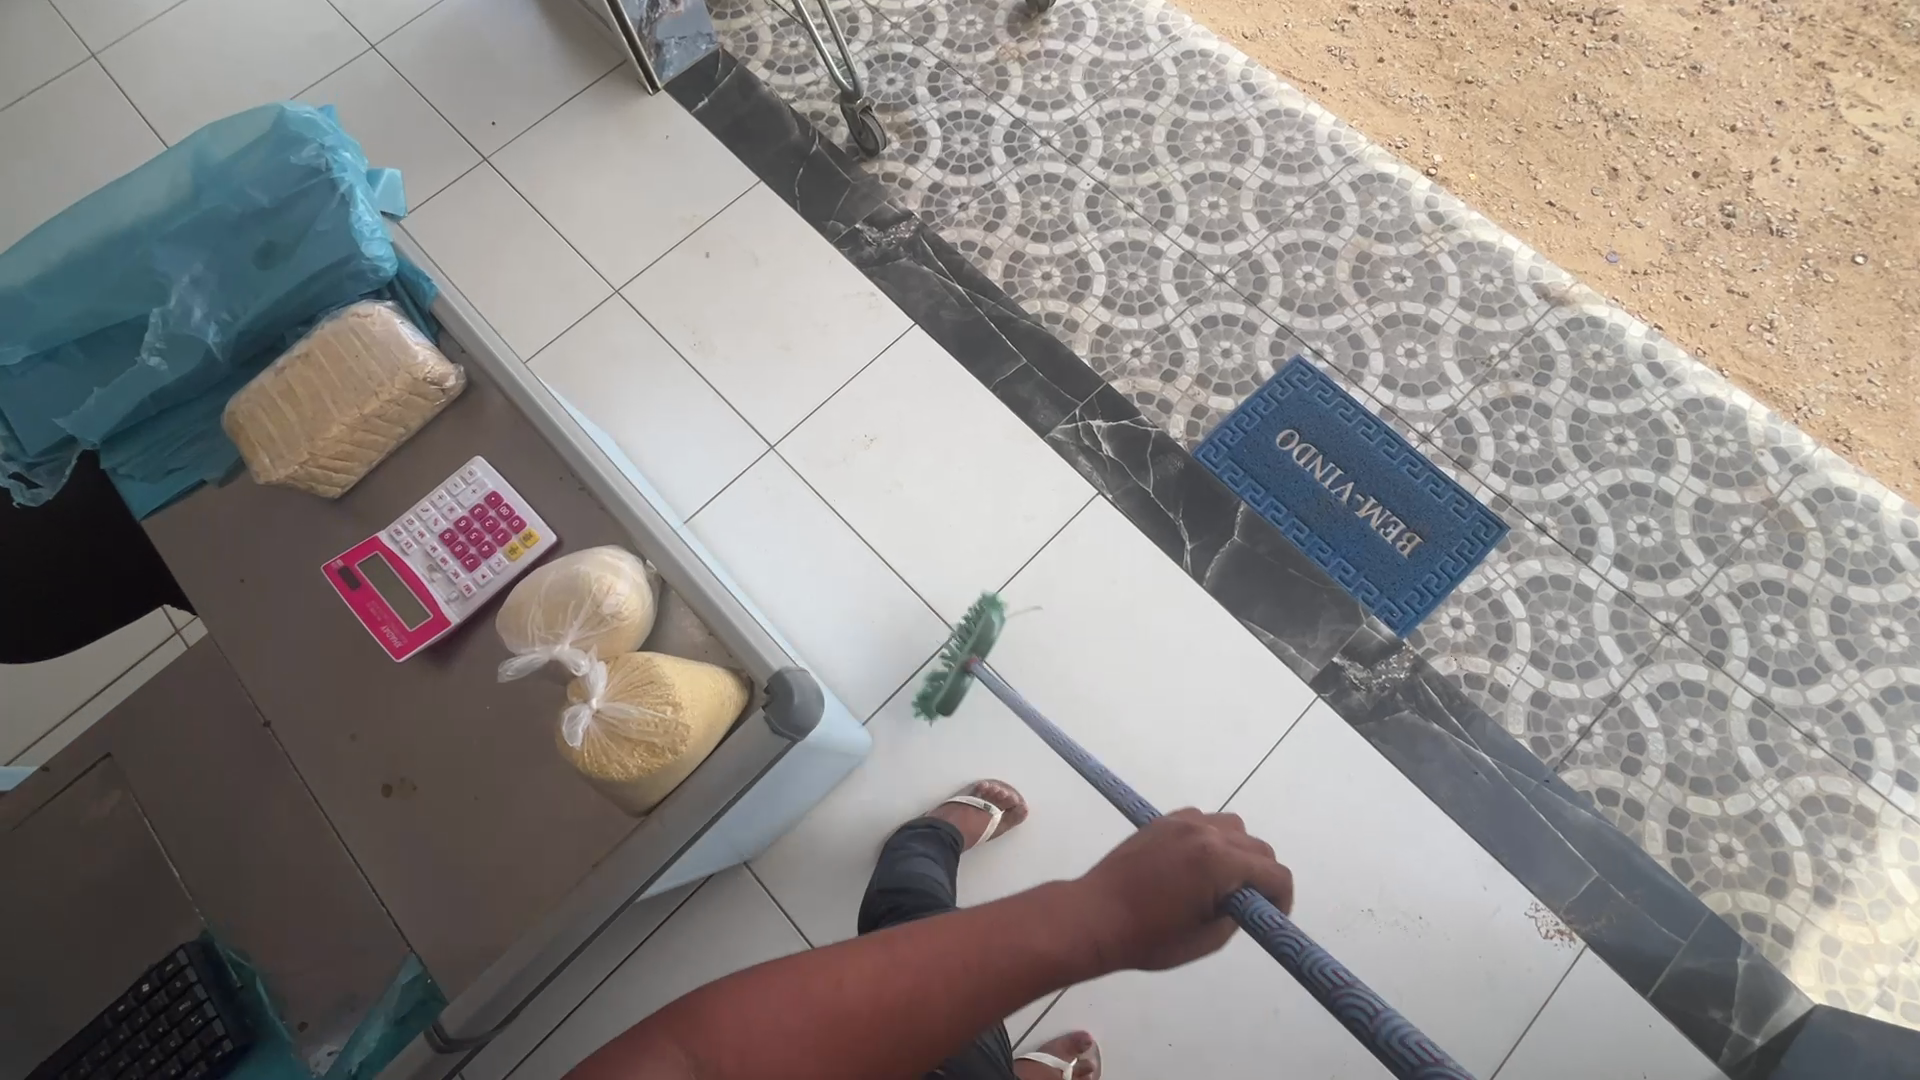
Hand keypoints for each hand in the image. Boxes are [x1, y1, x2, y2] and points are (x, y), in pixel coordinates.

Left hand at [1070, 809, 1293, 973]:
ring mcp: (1181, 821)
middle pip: (1257, 845)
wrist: (1098, 913)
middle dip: (1261, 875)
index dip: (1281, 898)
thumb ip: (1240, 913)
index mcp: (1219, 862)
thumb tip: (1250, 900)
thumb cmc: (1151, 936)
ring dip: (1237, 852)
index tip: (1268, 916)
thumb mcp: (1208, 938)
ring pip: (1232, 826)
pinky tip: (1195, 865)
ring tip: (1220, 882)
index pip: (1275, 873)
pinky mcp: (1163, 820)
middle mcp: (1204, 831)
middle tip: (1245, 904)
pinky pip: (1202, 820)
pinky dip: (1210, 838)